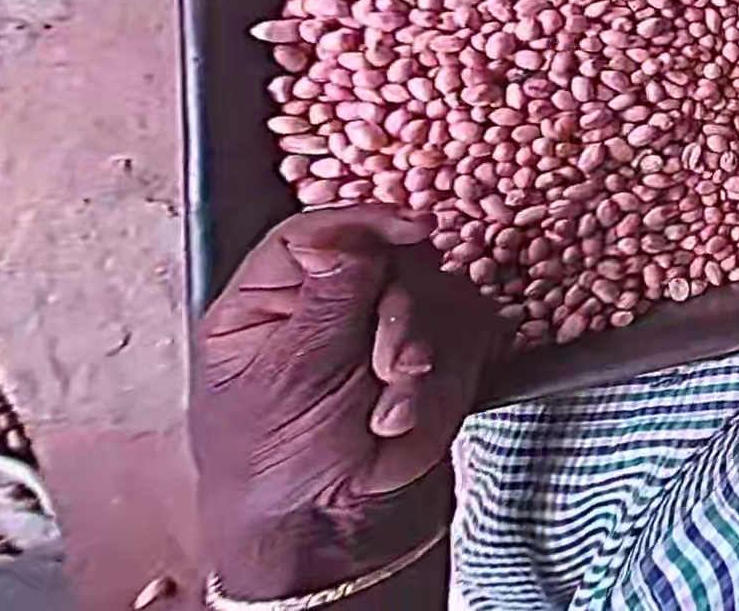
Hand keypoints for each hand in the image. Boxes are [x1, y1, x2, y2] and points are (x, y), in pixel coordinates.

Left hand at [190, 205, 510, 598]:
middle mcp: (341, 297)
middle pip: (390, 259)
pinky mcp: (446, 336)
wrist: (339, 515)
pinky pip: (463, 326)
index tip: (415, 230)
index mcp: (276, 301)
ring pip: (433, 290)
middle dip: (399, 313)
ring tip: (392, 399)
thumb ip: (326, 301)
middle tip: (390, 363)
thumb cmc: (280, 455)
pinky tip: (406, 407)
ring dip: (417, 346)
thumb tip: (339, 237)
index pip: (317, 234)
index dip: (366, 224)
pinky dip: (440, 368)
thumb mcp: (290, 378)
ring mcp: (399, 313)